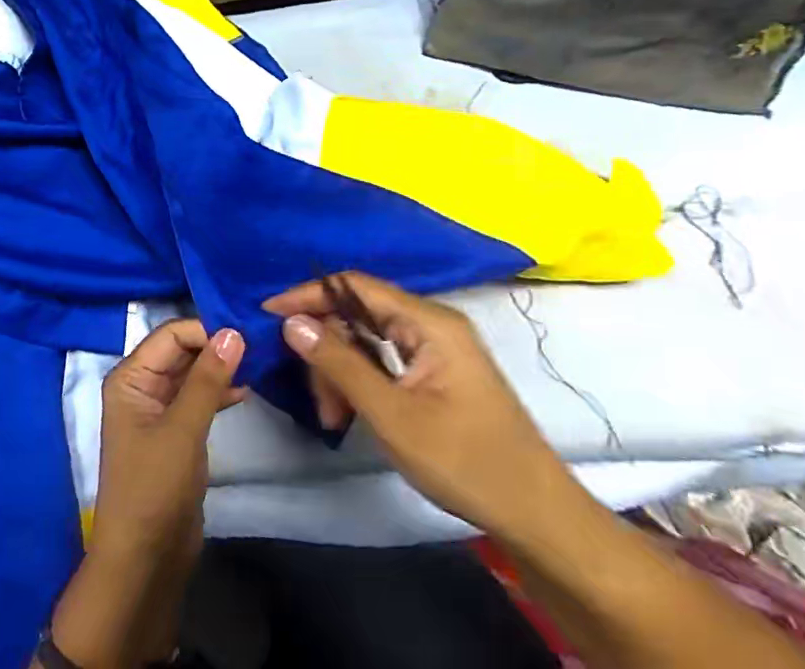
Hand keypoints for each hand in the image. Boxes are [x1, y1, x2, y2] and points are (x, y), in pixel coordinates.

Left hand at [48, 320, 244, 667]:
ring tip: (261, 361)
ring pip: (192, 374)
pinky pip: (198, 399)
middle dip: (216, 345)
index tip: (249, 330)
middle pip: (180, 351)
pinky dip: (220, 392)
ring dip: (221, 367)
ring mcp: (159, 409)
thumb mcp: (182, 429)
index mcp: (130, 377)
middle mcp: (141, 386)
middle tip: (263, 341)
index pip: (169, 335)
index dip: (206, 329)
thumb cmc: (154, 486)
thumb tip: (233, 332)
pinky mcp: (176, 432)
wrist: (145, 554)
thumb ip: (207, 380)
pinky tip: (247, 389)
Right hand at [262, 272, 579, 543]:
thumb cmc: (466, 461)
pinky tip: (349, 413)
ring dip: (340, 373)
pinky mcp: (435, 373)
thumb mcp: (391, 414)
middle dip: (326, 350)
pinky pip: (382, 361)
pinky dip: (359, 382)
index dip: (308, 295)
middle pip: (357, 316)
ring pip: (365, 342)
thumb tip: (291, 322)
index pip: (354, 287)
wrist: (537, 516)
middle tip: (316, 397)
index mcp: (430, 323)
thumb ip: (339, 363)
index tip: (268, 314)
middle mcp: (433, 326)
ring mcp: (436, 349)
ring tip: (333, 417)